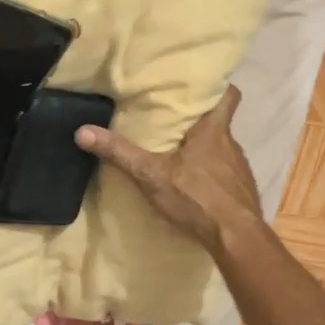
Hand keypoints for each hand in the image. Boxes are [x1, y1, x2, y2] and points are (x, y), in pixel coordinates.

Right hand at [74, 85, 261, 251]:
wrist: (235, 237)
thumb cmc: (196, 197)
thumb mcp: (151, 174)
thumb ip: (119, 153)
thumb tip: (83, 131)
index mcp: (213, 132)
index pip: (228, 96)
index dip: (218, 88)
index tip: (201, 86)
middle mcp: (231, 146)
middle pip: (219, 124)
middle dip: (199, 122)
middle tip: (173, 121)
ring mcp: (239, 170)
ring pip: (221, 151)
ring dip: (203, 151)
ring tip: (179, 155)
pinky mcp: (241, 192)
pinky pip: (225, 175)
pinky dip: (210, 176)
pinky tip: (194, 187)